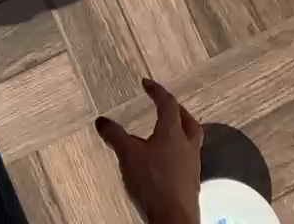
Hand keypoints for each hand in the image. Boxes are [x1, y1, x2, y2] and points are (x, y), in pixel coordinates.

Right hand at [96, 79, 202, 223]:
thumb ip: (114, 135)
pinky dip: (178, 152)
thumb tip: (101, 121)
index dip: (157, 91)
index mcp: (172, 133)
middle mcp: (187, 146)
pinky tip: (165, 160)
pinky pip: (187, 159)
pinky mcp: (191, 184)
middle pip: (189, 122)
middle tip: (165, 105)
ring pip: (191, 141)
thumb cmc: (152, 182)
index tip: (146, 83)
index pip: (168, 104)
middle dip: (177, 110)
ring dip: (180, 132)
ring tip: (164, 133)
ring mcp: (192, 166)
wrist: (173, 220)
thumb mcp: (127, 154)